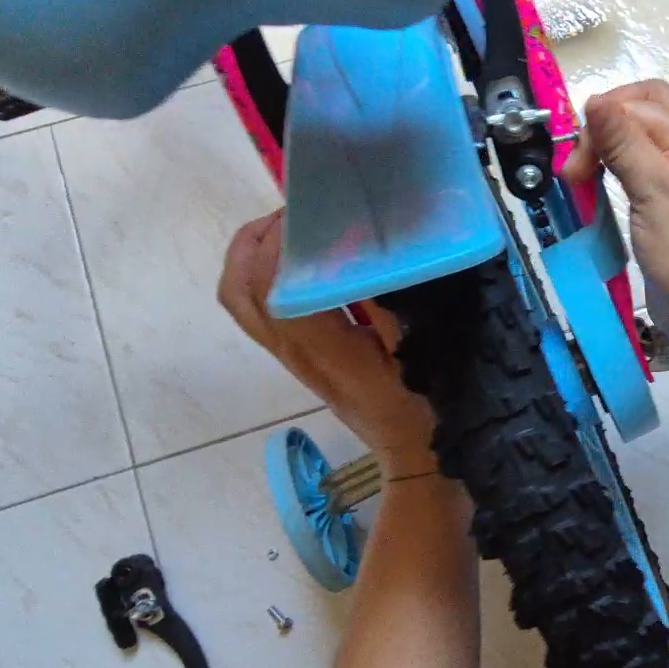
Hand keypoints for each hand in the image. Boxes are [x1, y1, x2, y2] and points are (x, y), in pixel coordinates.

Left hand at [219, 211, 437, 478]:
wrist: (417, 454)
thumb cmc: (427, 406)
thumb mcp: (420, 353)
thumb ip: (389, 304)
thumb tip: (364, 250)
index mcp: (328, 354)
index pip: (276, 293)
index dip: (281, 246)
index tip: (308, 213)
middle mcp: (298, 356)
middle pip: (240, 292)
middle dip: (254, 243)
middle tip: (293, 212)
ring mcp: (293, 361)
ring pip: (242, 303)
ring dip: (253, 258)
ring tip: (291, 230)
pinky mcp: (299, 362)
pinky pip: (259, 313)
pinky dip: (264, 277)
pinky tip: (304, 264)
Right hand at [565, 80, 668, 322]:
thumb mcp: (651, 188)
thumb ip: (622, 141)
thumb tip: (593, 99)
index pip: (640, 105)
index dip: (601, 125)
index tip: (574, 166)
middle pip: (643, 111)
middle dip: (605, 127)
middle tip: (577, 165)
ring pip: (639, 138)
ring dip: (607, 148)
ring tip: (581, 179)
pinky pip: (640, 166)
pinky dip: (616, 168)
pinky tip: (599, 185)